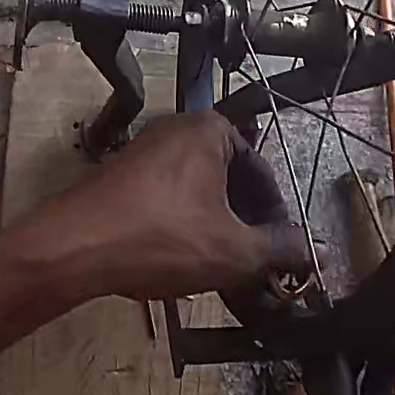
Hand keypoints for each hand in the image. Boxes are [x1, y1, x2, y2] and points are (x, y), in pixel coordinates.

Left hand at [24, 110, 309, 300]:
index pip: (263, 173)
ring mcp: (147, 147)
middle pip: (230, 179)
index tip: (281, 252)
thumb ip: (282, 249)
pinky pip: (170, 194)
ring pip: (199, 190)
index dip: (277, 217)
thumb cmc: (162, 238)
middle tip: (253, 263)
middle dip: (246, 223)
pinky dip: (186, 222)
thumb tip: (321, 252)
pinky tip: (184, 256)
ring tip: (222, 266)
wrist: (74, 246)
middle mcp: (179, 128)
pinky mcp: (124, 171)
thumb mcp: (234, 249)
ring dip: (217, 226)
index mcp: (211, 130)